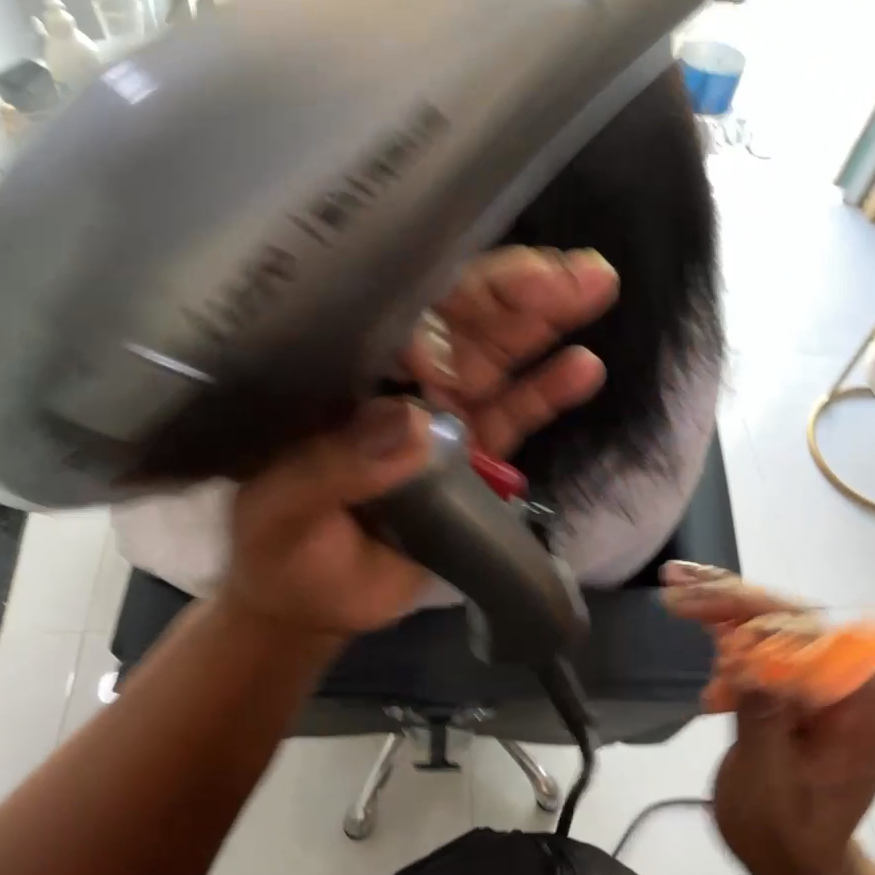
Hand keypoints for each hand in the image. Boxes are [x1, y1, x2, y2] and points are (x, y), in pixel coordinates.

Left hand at [223, 248, 619, 637]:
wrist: (315, 602)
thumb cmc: (280, 548)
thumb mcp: (285, 510)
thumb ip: (335, 468)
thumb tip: (412, 426)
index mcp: (342, 379)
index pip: (392, 320)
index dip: (439, 310)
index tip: (473, 314)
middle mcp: (394, 383)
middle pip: (457, 323)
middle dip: (513, 291)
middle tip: (572, 272)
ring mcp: (438, 417)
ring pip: (494, 357)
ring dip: (543, 321)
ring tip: (594, 285)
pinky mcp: (472, 455)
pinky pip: (514, 415)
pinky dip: (548, 390)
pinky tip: (583, 366)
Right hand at [661, 563, 874, 874]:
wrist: (794, 861)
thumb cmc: (789, 835)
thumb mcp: (772, 788)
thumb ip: (764, 722)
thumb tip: (749, 663)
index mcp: (859, 698)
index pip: (818, 637)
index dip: (765, 624)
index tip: (712, 629)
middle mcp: (845, 675)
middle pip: (791, 616)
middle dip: (734, 600)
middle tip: (679, 590)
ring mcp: (818, 674)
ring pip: (771, 617)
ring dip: (722, 598)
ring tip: (674, 579)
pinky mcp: (790, 677)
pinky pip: (758, 637)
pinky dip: (722, 620)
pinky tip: (690, 603)